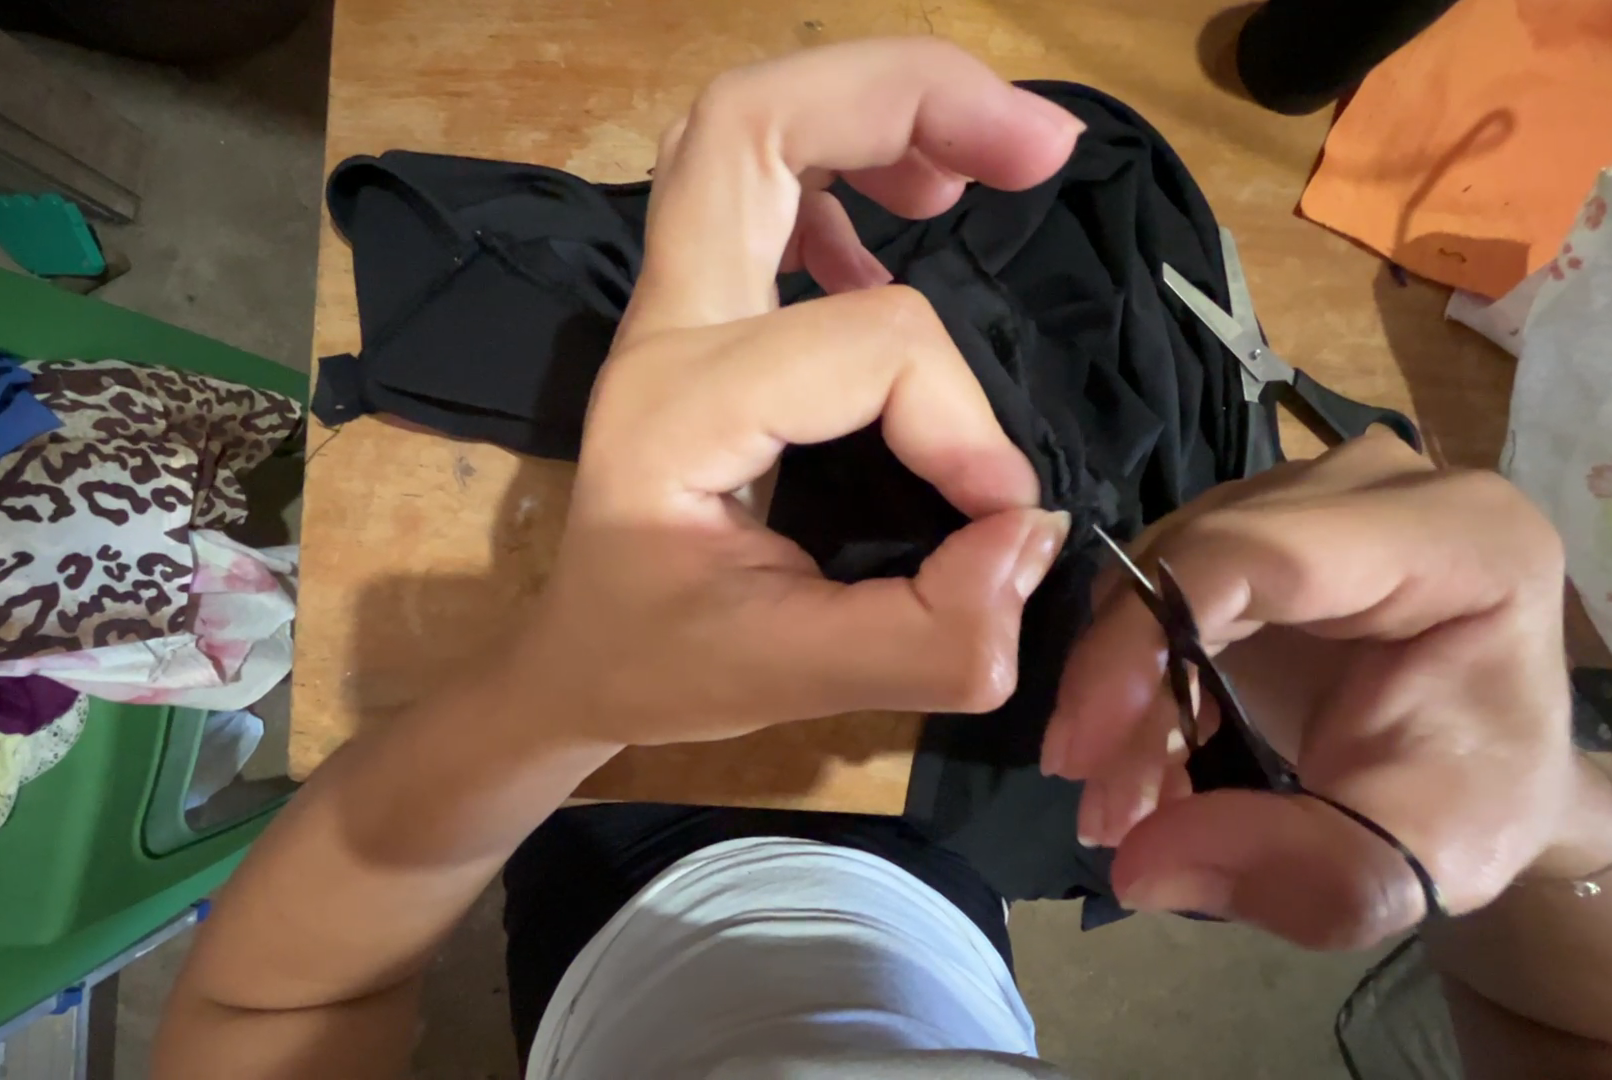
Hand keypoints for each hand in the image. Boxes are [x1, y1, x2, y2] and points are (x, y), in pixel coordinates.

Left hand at [510, 40, 1087, 746]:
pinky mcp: (687, 325)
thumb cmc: (659, 666)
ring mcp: (667, 317)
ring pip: (744, 136)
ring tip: (970, 167)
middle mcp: (663, 335)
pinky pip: (749, 198)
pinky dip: (835, 181)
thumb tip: (1030, 536)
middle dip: (908, 98)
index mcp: (680, 411)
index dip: (963, 416)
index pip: (868, 344)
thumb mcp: (790, 679)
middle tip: (1035, 147)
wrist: (577, 657)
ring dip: (867, 115)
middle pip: (755, 124)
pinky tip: (892, 235)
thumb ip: (924, 639)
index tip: (998, 508)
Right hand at [1043, 430, 1594, 947]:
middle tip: (1096, 799)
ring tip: (1120, 794)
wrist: (1474, 753)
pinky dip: (1125, 675)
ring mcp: (1286, 496)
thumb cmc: (1476, 791)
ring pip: (1145, 578)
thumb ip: (1307, 875)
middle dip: (1118, 692)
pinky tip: (1132, 750)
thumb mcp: (1425, 858)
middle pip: (1179, 569)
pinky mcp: (1236, 522)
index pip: (1245, 557)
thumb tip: (1134, 866)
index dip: (1140, 645)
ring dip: (1115, 693)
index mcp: (1451, 536)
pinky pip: (1145, 585)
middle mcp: (1360, 487)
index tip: (1078, 753)